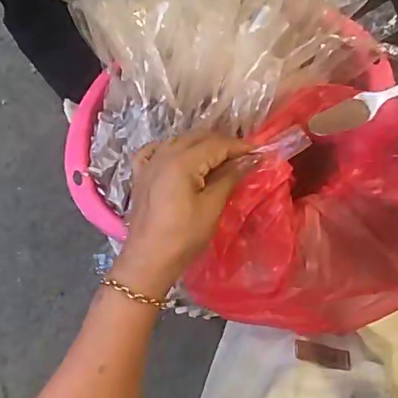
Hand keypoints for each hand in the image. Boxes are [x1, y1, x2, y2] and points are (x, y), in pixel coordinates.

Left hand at [111, 133, 253, 297]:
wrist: (148, 260)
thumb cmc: (183, 237)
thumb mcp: (211, 207)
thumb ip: (229, 178)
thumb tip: (250, 160)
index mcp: (182, 162)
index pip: (216, 145)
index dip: (239, 147)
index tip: (258, 152)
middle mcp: (163, 155)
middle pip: (197, 138)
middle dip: (221, 143)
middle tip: (241, 157)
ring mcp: (148, 164)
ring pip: (178, 142)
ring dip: (199, 145)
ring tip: (218, 160)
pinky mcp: (140, 175)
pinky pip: (155, 151)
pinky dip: (170, 149)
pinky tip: (179, 158)